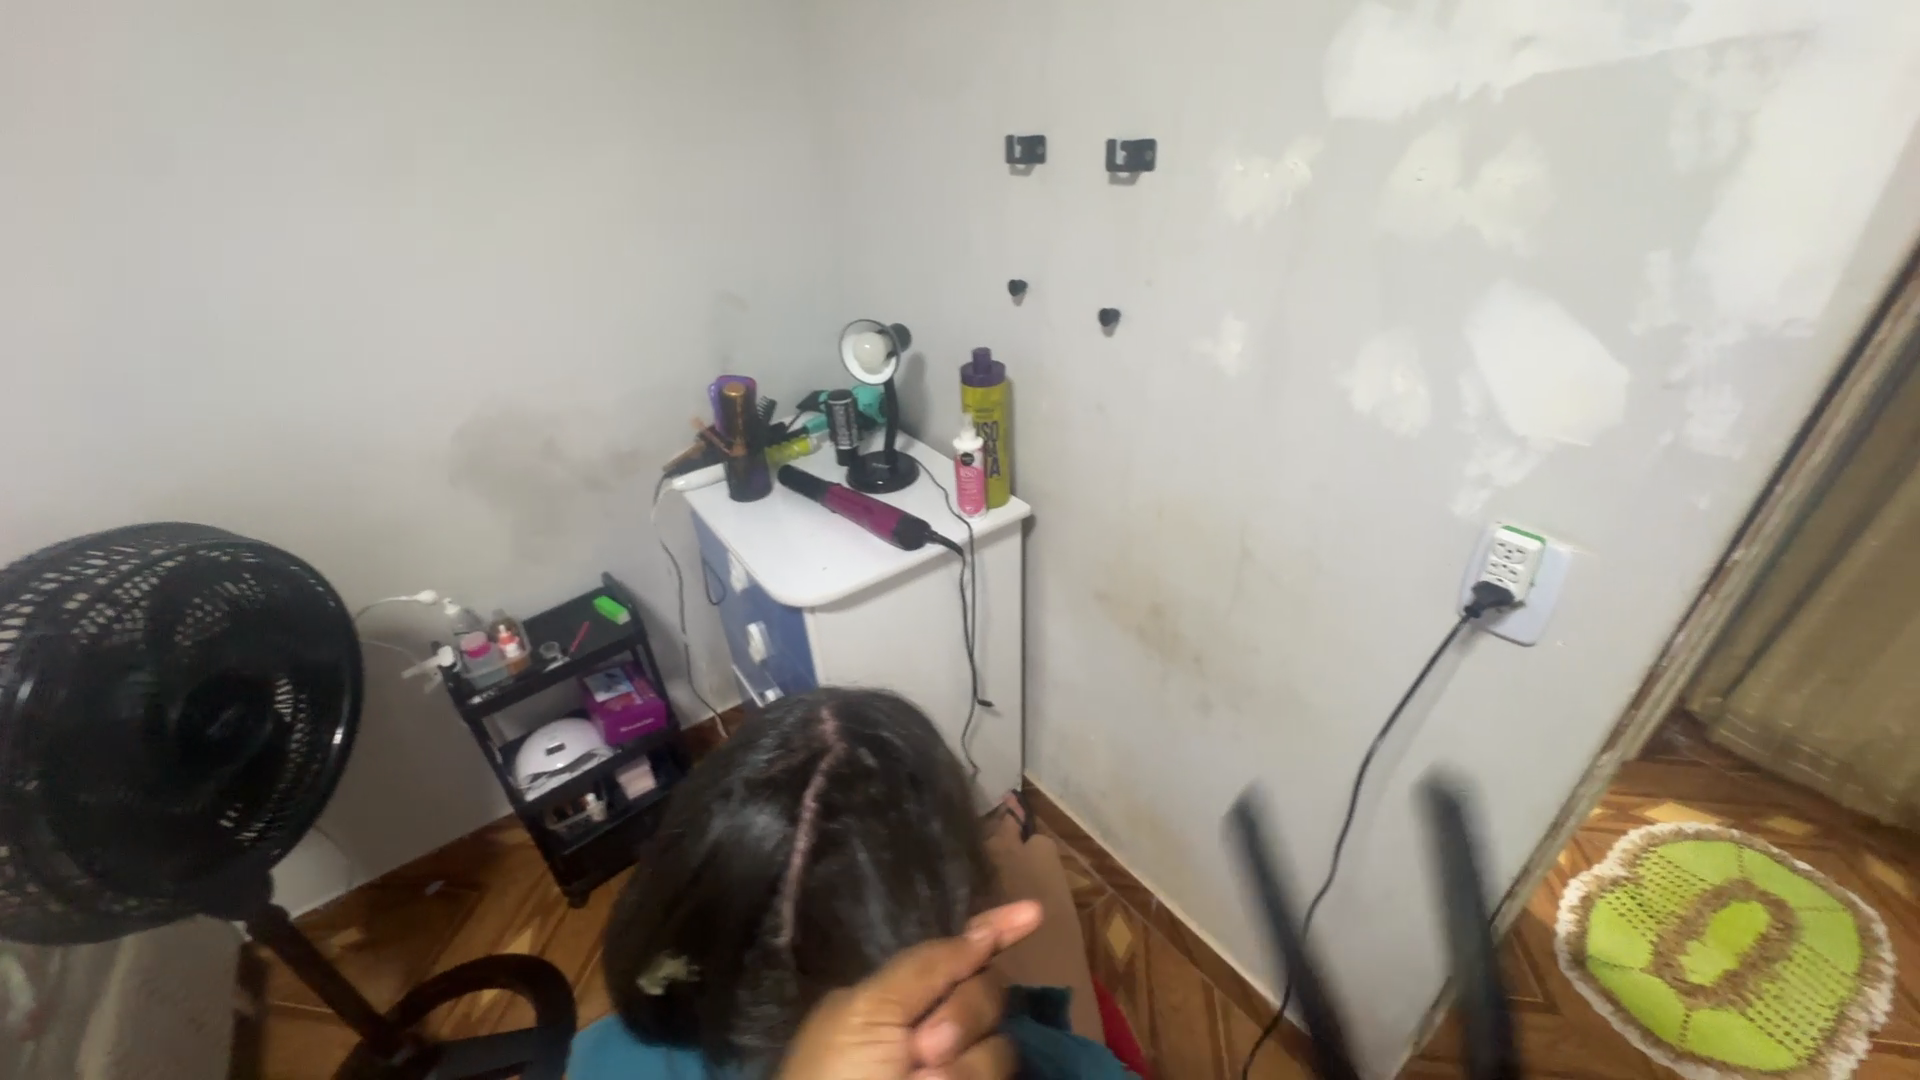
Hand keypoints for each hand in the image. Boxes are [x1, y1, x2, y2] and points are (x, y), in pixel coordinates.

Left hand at [778, 901, 1042, 1079]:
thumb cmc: (837, 1078)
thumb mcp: (867, 1012)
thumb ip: (926, 966)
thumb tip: (981, 933)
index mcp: (900, 997)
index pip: (956, 953)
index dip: (995, 930)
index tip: (1033, 913)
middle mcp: (935, 1029)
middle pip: (986, 991)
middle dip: (965, 1013)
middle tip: (922, 1049)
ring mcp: (958, 1070)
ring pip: (999, 1044)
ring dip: (967, 1064)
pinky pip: (1001, 1073)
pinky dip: (973, 1078)